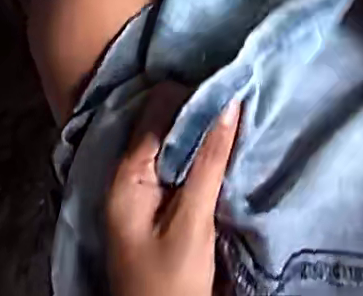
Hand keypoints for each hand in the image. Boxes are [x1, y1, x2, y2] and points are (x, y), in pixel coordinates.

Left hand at [106, 85, 241, 295]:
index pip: (158, 109)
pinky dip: (199, 147)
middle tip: (235, 96)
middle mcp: (129, 174)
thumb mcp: (193, 221)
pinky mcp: (158, 201)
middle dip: (198, 106)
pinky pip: (178, 158)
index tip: (229, 86)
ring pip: (173, 137)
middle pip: (163, 118)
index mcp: (126, 175)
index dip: (192, 94)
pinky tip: (223, 142)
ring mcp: (142, 188)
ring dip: (201, 127)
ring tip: (234, 113)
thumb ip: (210, 160)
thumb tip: (230, 102)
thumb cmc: (172, 284)